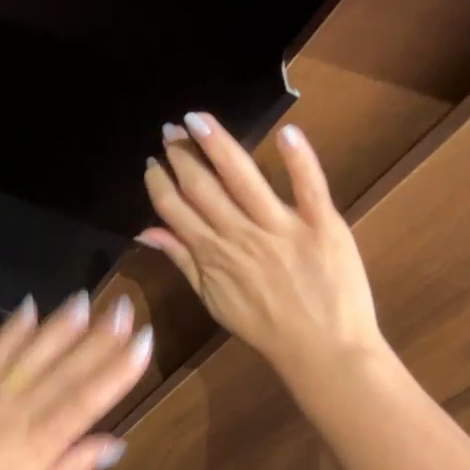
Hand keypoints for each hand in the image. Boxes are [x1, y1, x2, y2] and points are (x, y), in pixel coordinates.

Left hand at [0, 292, 151, 469]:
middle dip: (99, 337)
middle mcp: (21, 408)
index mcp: (43, 440)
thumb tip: (115, 442)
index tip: (143, 342)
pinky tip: (29, 307)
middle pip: (66, 368)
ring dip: (60, 325)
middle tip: (125, 308)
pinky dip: (13, 329)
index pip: (88, 398)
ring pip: (32, 353)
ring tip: (84, 300)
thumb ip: (74, 469)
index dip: (118, 369)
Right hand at [139, 113, 385, 378]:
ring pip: (243, 177)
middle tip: (169, 128)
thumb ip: (181, 260)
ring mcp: (281, 227)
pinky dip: (298, 158)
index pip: (174, 207)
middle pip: (202, 185)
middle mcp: (239, 234)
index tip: (152, 160)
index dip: (159, 180)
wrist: (324, 350)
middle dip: (181, 154)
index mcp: (211, 253)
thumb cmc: (264, 326)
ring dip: (218, 144)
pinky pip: (309, 186)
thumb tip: (145, 232)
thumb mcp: (212, 298)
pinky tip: (286, 132)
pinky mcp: (322, 225)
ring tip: (198, 119)